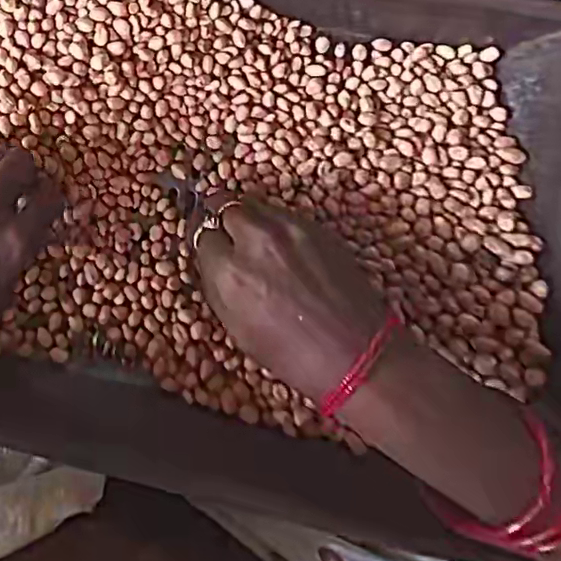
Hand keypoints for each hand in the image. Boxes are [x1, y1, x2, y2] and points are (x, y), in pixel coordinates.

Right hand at [191, 193, 393, 412]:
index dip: (204, 239)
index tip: (206, 241)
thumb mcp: (234, 325)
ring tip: (250, 234)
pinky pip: (282, 212)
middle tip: (223, 230)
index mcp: (230, 271)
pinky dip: (273, 222)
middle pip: (224, 206)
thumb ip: (215, 283)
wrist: (359, 357)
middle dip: (221, 218)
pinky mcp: (316, 228)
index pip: (202, 233)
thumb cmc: (292, 353)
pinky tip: (279, 243)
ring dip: (246, 214)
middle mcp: (255, 241)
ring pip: (253, 203)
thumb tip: (209, 257)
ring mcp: (289, 230)